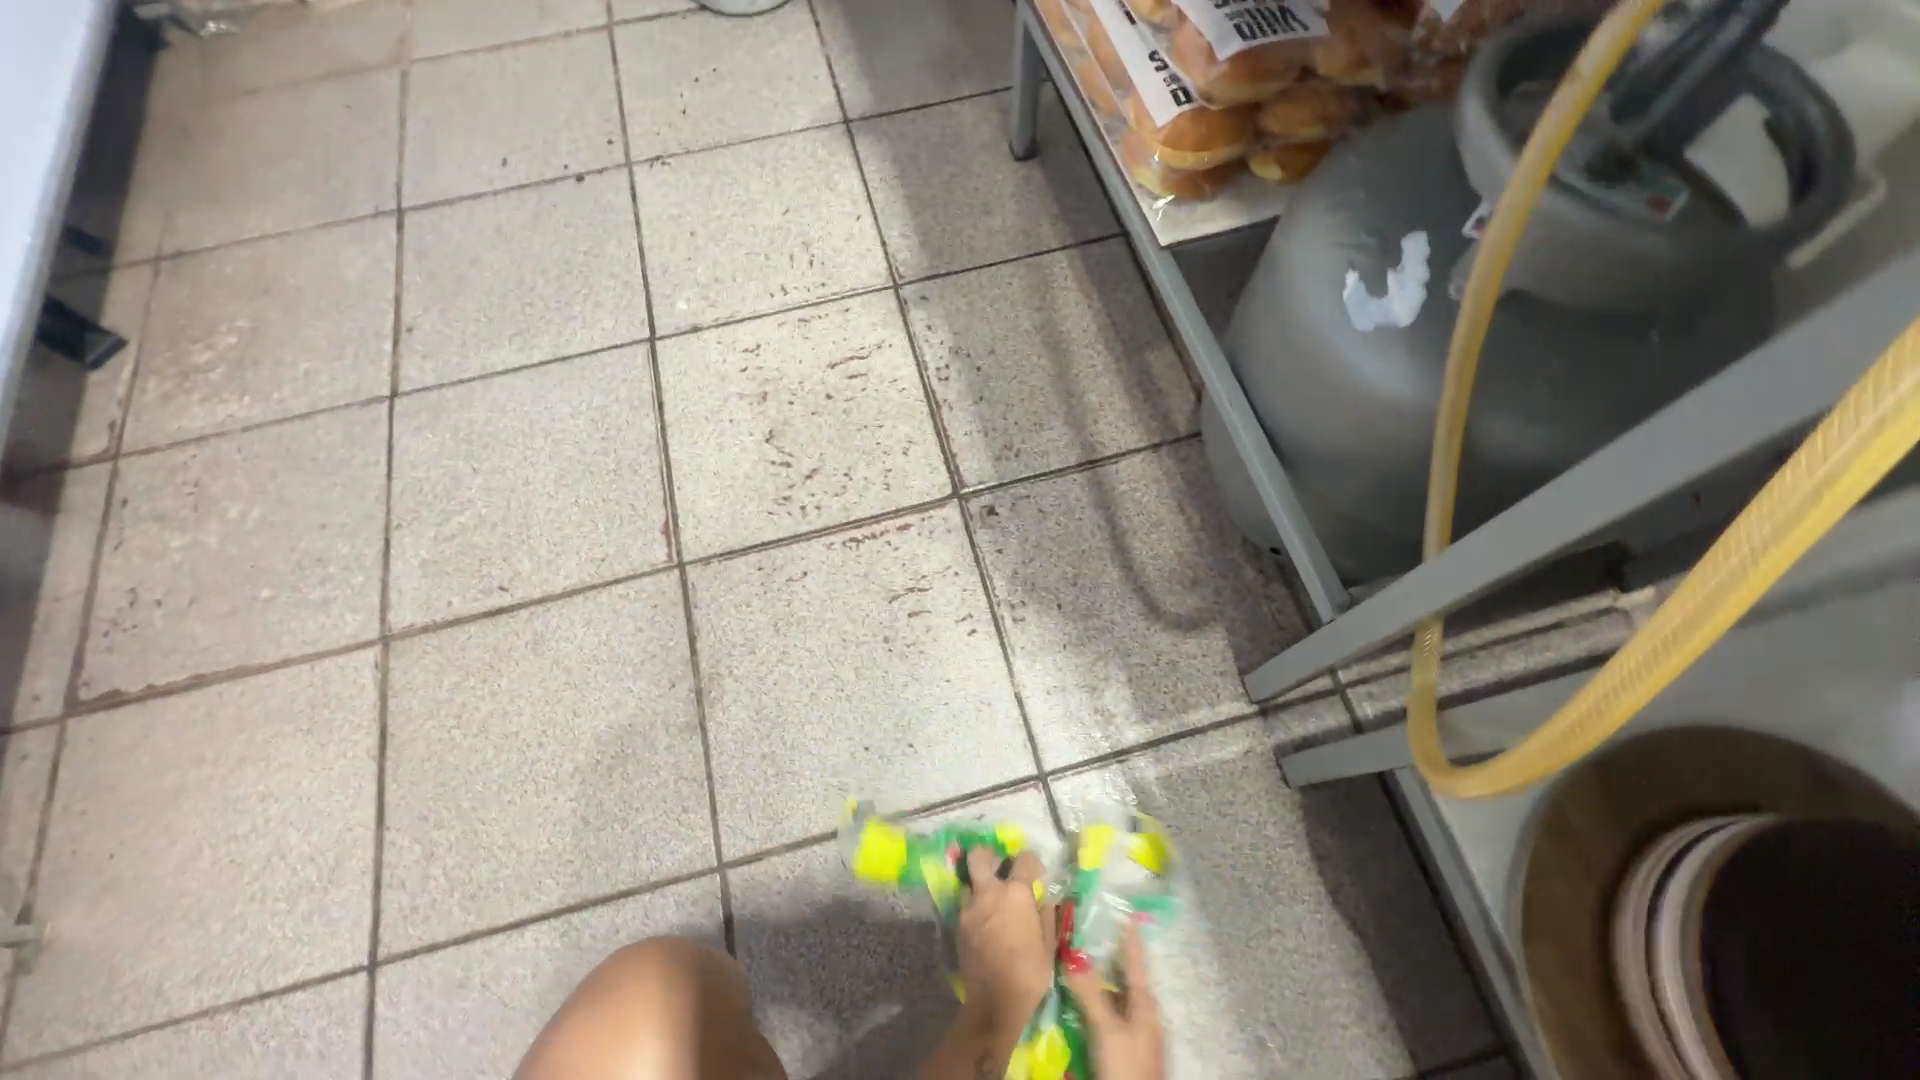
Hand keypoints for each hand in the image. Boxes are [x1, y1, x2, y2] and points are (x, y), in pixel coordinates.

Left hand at [955, 847, 1055, 1035]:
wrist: (994, 1001)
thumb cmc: (1029, 972)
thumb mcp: (1048, 944)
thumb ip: (1046, 914)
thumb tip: (1043, 898)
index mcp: (1015, 893)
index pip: (1024, 859)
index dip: (1032, 860)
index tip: (1036, 870)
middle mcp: (989, 893)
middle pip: (979, 857)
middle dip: (989, 855)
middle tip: (999, 864)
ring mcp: (970, 908)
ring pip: (970, 882)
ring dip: (980, 884)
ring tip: (992, 899)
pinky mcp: (959, 925)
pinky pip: (967, 905)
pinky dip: (976, 906)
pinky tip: (986, 922)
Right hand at [1063, 923, 1166, 1079]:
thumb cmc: (1126, 1067)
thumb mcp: (1106, 1029)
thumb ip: (1090, 993)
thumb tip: (1074, 954)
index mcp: (1146, 1006)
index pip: (1137, 965)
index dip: (1131, 941)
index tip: (1127, 916)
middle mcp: (1146, 1018)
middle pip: (1128, 982)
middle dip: (1112, 962)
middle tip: (1095, 939)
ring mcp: (1140, 1038)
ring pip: (1120, 1002)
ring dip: (1104, 985)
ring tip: (1084, 969)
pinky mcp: (1129, 1054)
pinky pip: (1115, 1020)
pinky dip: (1101, 1007)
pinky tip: (1086, 1009)